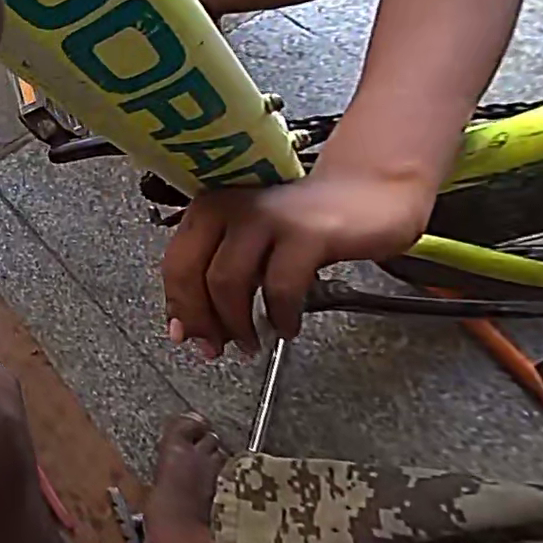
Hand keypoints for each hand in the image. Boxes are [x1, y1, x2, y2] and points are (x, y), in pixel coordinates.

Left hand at [163, 165, 432, 357]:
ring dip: (235, 323)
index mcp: (205, 211)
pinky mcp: (307, 233)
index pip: (174, 263)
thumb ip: (214, 276)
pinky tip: (286, 328)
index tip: (182, 336)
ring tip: (250, 343)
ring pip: (227, 281)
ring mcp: (264, 217)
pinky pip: (279, 286)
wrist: (368, 194)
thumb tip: (187, 326)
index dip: (178, 305)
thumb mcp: (246, 246)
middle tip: (215, 348)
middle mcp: (226, 208)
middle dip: (200, 318)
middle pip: (191, 272)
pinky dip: (279, 315)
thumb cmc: (299, 226)